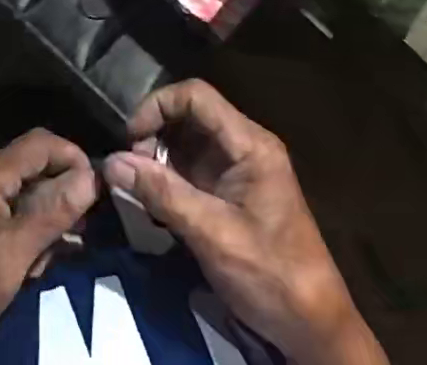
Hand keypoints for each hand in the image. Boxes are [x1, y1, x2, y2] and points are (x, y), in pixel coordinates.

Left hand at [0, 128, 94, 364]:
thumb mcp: (11, 258)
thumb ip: (51, 215)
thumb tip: (91, 178)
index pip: (43, 142)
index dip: (75, 160)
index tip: (97, 195)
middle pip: (37, 162)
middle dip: (61, 195)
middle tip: (74, 235)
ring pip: (28, 185)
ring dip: (45, 217)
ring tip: (47, 257)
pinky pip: (12, 202)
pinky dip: (28, 226)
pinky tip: (31, 262)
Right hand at [102, 81, 387, 364]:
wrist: (315, 329)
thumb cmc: (271, 275)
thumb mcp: (212, 234)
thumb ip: (162, 193)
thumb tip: (111, 161)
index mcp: (249, 144)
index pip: (196, 95)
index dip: (157, 105)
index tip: (130, 138)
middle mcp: (242, 146)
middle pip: (187, 115)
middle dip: (153, 134)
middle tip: (130, 170)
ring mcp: (236, 169)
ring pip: (185, 141)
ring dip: (156, 158)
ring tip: (137, 189)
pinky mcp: (228, 192)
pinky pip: (189, 168)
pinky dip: (166, 179)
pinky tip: (153, 204)